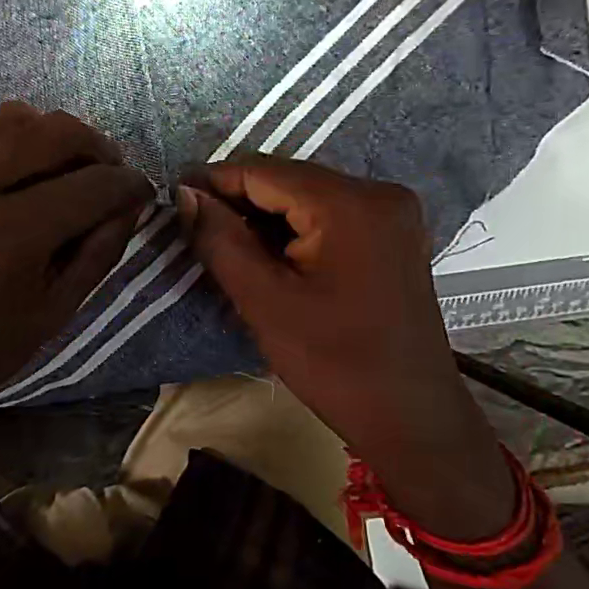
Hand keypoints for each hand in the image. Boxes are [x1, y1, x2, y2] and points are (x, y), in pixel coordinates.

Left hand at [0, 101, 154, 418]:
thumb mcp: (59, 308)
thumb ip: (102, 248)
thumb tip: (132, 200)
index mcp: (7, 236)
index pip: (91, 186)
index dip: (129, 185)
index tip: (143, 192)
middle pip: (56, 133)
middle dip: (99, 148)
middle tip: (113, 173)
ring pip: (17, 117)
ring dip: (55, 135)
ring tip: (70, 166)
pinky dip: (9, 134)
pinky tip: (20, 163)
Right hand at [179, 156, 515, 537]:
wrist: (411, 418)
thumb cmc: (334, 364)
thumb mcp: (265, 301)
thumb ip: (221, 239)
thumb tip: (187, 194)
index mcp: (349, 203)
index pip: (265, 171)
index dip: (215, 181)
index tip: (176, 200)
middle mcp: (378, 192)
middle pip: (290, 180)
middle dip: (240, 200)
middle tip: (196, 227)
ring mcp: (392, 211)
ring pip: (309, 195)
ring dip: (267, 216)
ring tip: (226, 242)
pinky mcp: (394, 232)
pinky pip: (332, 213)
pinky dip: (297, 227)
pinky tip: (271, 253)